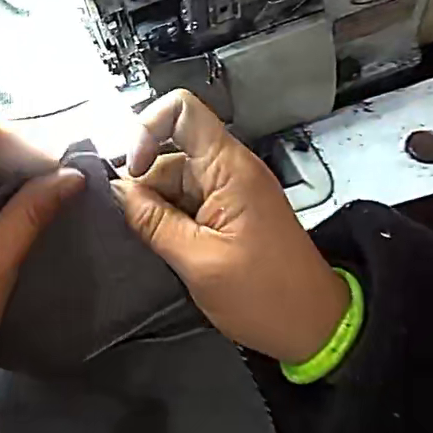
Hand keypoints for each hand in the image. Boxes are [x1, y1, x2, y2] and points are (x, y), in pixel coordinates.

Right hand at [112, 90, 348, 363]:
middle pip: (170, 151)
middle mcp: (230, 168)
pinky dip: (173, 220)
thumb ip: (153, 222)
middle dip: (147, 186)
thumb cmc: (268, 295)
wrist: (313, 323)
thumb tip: (119, 192)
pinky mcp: (231, 208)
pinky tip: (176, 250)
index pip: (181, 109)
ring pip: (175, 178)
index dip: (146, 129)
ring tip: (168, 250)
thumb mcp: (199, 261)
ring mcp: (231, 188)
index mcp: (229, 168)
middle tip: (144, 230)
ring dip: (159, 209)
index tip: (133, 171)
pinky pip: (188, 199)